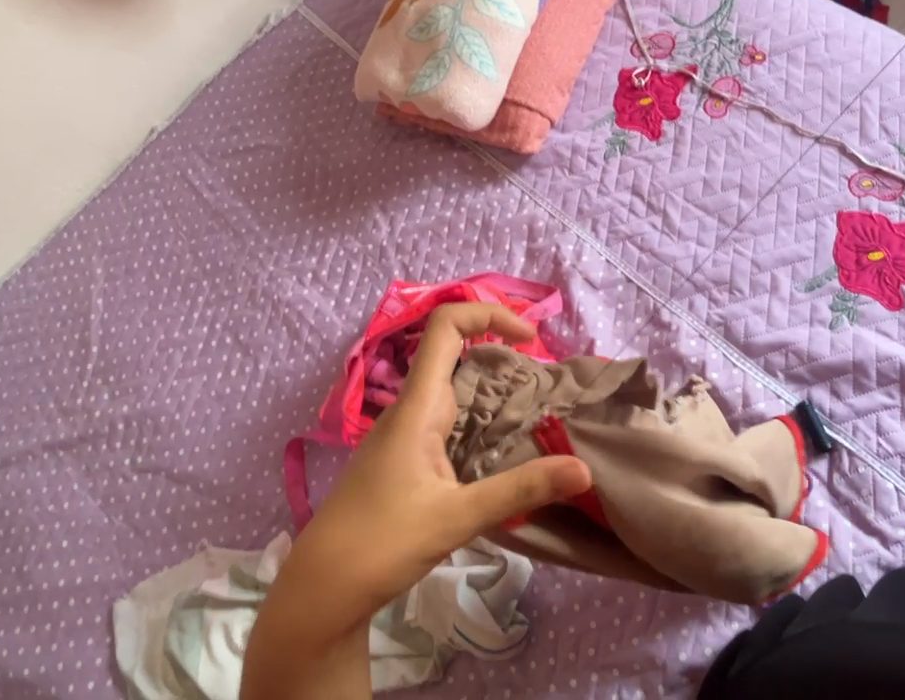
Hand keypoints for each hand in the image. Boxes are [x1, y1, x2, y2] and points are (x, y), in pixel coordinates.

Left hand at [243, 303, 591, 698]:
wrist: (320, 591)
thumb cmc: (380, 544)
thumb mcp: (458, 517)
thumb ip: (522, 490)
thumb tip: (584, 469)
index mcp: (417, 407)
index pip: (446, 326)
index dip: (489, 313)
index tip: (531, 338)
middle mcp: (409, 410)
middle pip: (454, 351)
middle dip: (500, 349)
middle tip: (544, 375)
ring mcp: (403, 434)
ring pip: (451, 387)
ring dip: (491, 384)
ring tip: (534, 407)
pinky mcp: (404, 459)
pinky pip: (446, 418)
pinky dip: (478, 416)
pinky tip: (500, 447)